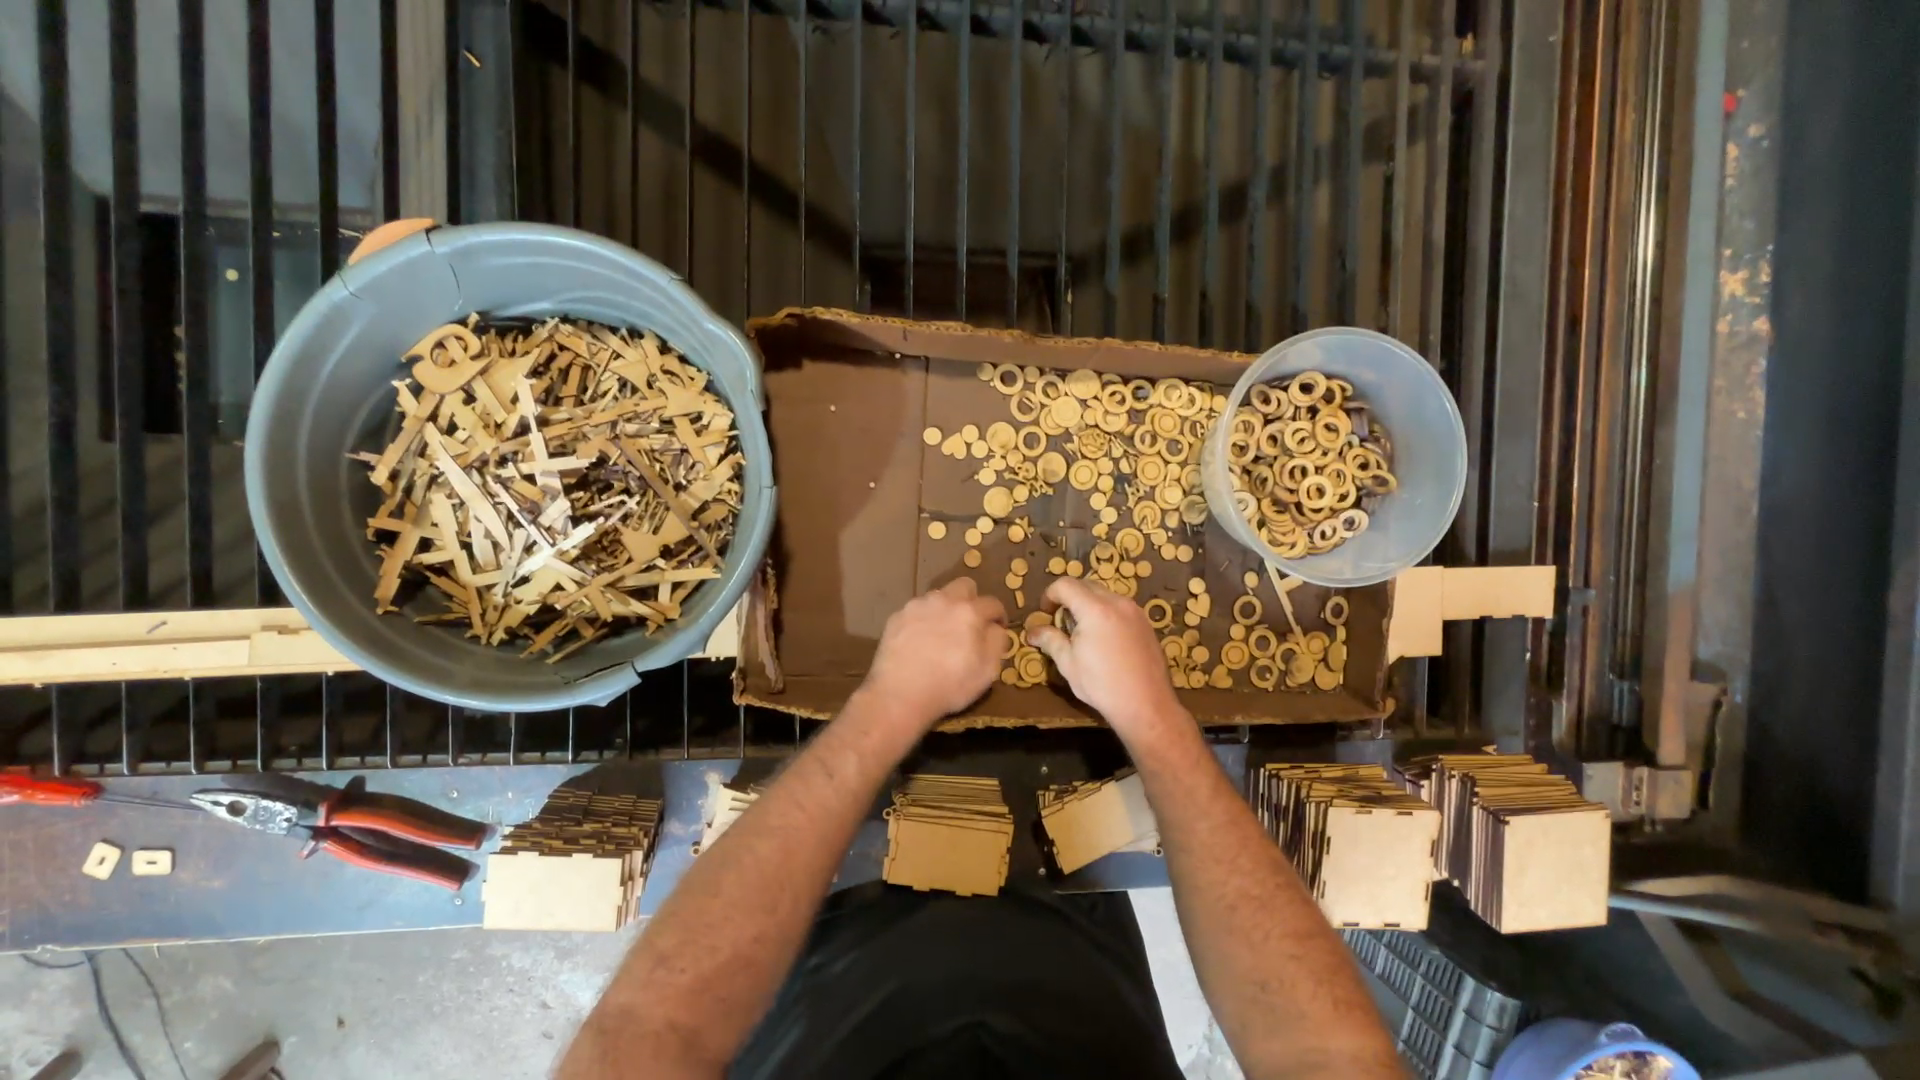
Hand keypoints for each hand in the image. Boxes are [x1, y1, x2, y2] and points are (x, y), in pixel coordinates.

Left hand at [861, 577, 1007, 726]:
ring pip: (938, 597)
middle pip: (964, 586)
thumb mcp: (987, 670)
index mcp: (969, 612)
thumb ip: (997, 642)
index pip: (993, 603)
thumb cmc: (950, 686)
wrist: (900, 695)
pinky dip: (923, 620)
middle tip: (970, 623)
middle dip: (972, 600)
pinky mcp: (896, 617)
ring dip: (945, 609)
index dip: (999, 615)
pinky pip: (917, 611)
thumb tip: (995, 628)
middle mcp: (943, 601)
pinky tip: (919, 641)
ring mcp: (917, 606)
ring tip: (941, 634)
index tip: (998, 627)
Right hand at [1028, 578, 1189, 745]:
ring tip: (1084, 630)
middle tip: (1061, 620)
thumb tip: (1032, 632)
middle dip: (1069, 597)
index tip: (1045, 613)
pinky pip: (1121, 607)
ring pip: (1106, 595)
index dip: (1050, 595)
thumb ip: (1050, 640)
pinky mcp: (1147, 623)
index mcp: (1095, 609)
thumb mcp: (1068, 663)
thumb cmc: (1101, 684)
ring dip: (1089, 603)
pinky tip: (1105, 638)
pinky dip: (1107, 612)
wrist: (1146, 704)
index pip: (1066, 585)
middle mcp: (1117, 603)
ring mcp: (1136, 612)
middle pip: (1086, 585)